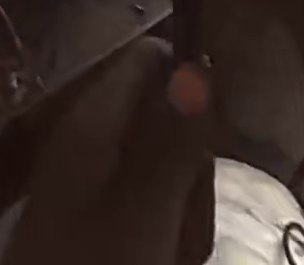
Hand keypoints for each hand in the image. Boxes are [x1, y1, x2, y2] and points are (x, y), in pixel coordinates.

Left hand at [5, 38, 213, 264]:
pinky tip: (166, 257)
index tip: (212, 131)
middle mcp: (91, 135)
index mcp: (93, 118)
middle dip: (190, 159)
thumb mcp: (144, 212)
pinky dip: (167, 228)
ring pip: (164, 161)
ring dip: (184, 202)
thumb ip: (174, 137)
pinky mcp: (96, 213)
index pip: (149, 58)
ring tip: (177, 249)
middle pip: (163, 111)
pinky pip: (150, 199)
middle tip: (188, 213)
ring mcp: (92, 175)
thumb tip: (199, 64)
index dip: (187, 81)